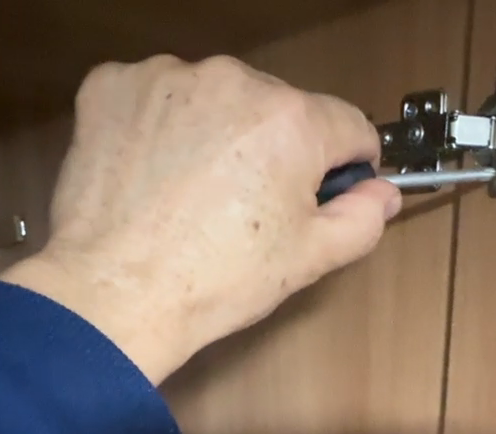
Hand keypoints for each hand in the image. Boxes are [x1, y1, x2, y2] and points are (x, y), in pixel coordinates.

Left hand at [0, 56, 401, 384]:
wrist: (117, 293)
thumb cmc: (217, 281)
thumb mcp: (308, 261)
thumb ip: (361, 220)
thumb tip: (382, 193)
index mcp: (291, 121)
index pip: (349, 124)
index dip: (348, 165)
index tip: (330, 193)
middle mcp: (233, 80)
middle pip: (281, 109)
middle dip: (277, 151)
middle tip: (251, 211)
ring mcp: (167, 77)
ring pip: (218, 100)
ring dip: (220, 134)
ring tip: (197, 197)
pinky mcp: (113, 86)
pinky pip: (159, 98)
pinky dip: (164, 128)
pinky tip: (157, 177)